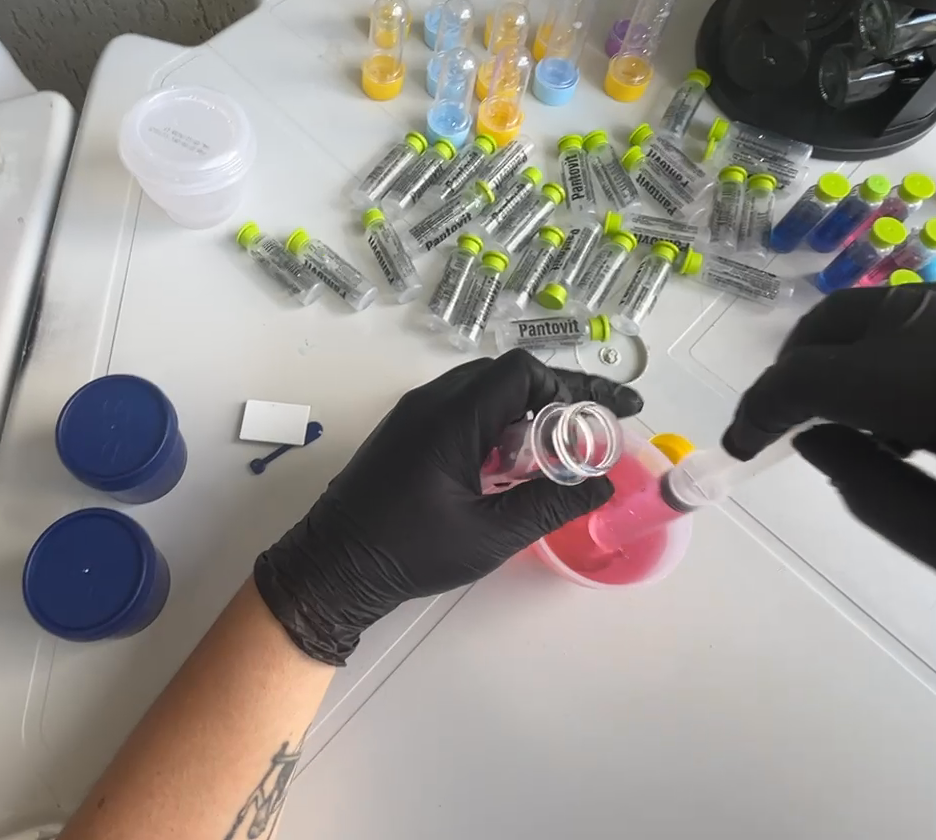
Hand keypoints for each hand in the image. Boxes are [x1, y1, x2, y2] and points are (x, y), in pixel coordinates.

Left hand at [255, 350, 643, 664]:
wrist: (334, 564)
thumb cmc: (409, 551)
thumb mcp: (490, 535)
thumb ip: (549, 504)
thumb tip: (601, 485)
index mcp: (451, 418)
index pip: (520, 372)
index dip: (566, 386)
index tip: (600, 414)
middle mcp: (431, 402)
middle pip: (504, 373)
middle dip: (553, 394)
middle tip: (590, 427)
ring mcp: (414, 412)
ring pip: (482, 387)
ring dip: (523, 407)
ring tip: (558, 444)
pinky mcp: (405, 428)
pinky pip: (460, 405)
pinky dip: (495, 418)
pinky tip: (512, 456)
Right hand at [722, 280, 935, 678]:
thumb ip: (874, 491)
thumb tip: (816, 440)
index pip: (822, 376)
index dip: (764, 408)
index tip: (740, 444)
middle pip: (845, 319)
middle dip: (798, 371)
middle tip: (792, 428)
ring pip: (891, 305)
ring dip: (848, 353)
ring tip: (863, 422)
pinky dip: (902, 344)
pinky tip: (930, 401)